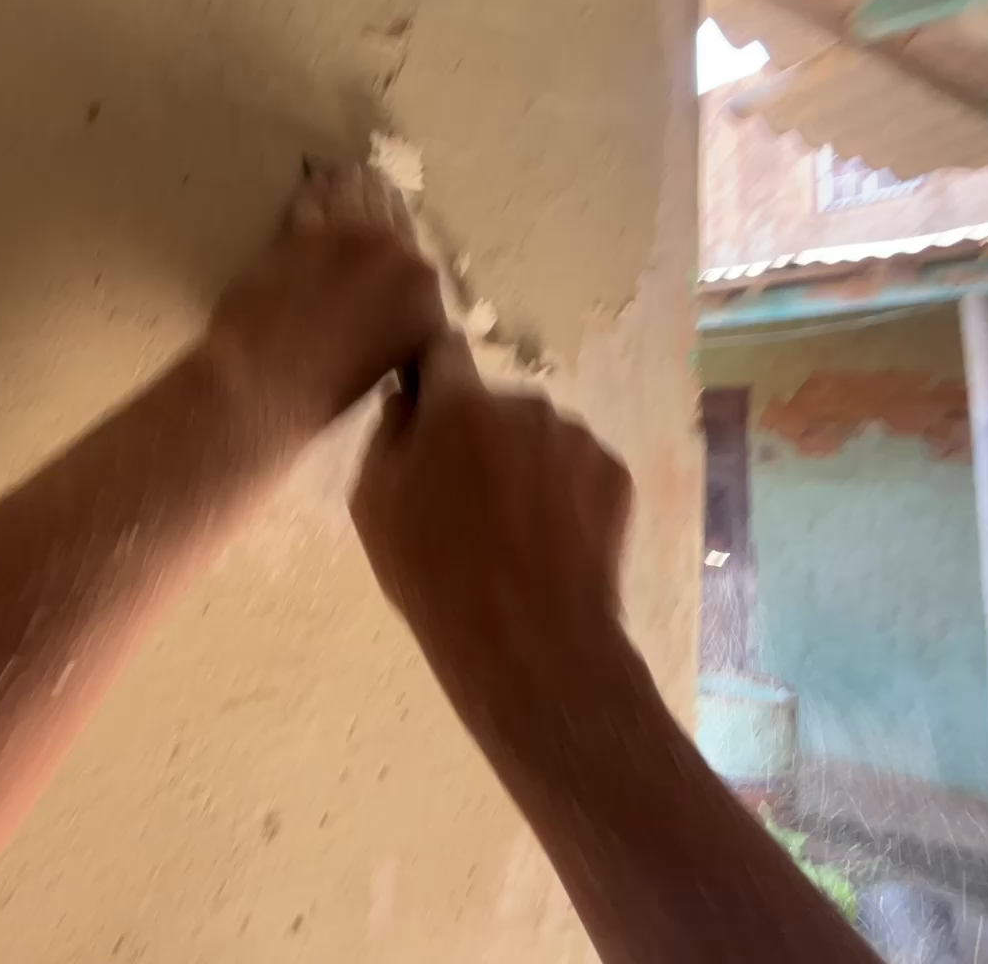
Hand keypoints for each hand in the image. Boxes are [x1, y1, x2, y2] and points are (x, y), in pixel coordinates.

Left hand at [206, 163, 444, 440]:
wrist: (267, 382)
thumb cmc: (328, 390)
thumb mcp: (387, 359)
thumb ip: (400, 321)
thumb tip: (395, 305)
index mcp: (422, 288)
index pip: (415, 242)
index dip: (400, 224)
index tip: (393, 210)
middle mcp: (391, 251)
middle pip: (386, 209)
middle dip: (377, 195)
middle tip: (369, 178)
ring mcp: (343, 238)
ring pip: (351, 196)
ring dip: (348, 184)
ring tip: (344, 172)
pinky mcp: (299, 235)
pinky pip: (312, 202)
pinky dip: (314, 192)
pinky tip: (313, 183)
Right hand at [349, 331, 634, 737]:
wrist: (526, 639)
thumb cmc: (429, 568)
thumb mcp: (371, 500)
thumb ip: (388, 432)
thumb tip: (409, 401)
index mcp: (460, 405)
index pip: (442, 349)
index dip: (429, 370)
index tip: (422, 398)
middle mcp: (526, 405)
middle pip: (489, 400)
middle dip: (473, 429)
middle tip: (462, 490)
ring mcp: (578, 439)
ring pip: (534, 432)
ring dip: (518, 457)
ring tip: (508, 521)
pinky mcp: (616, 474)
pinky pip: (572, 463)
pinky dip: (557, 485)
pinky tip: (545, 533)